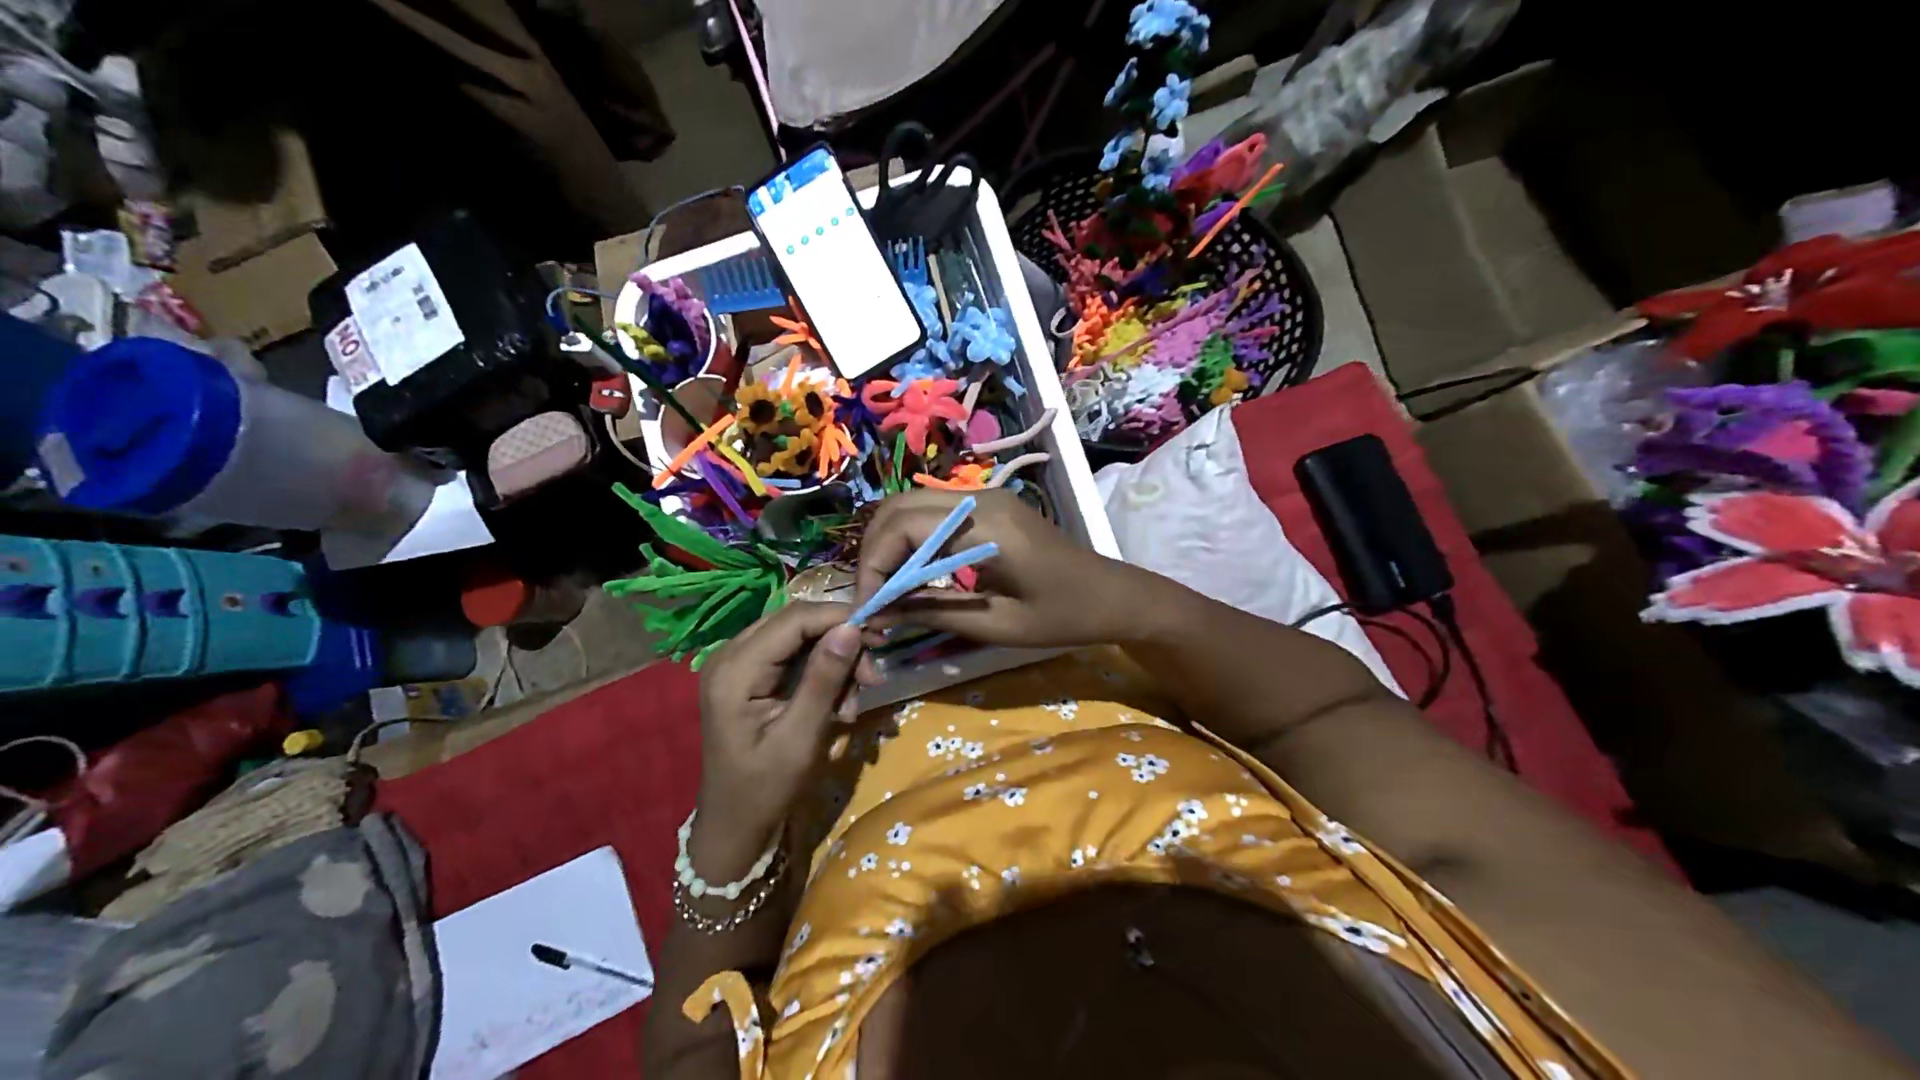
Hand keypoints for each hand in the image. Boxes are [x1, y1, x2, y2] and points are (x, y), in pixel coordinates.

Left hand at [693, 601, 879, 876]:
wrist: (733, 825)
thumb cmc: (765, 788)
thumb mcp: (800, 737)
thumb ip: (824, 679)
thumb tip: (852, 628)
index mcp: (735, 670)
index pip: (795, 619)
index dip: (840, 618)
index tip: (881, 638)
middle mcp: (729, 654)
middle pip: (796, 622)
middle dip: (840, 641)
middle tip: (872, 677)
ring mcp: (735, 663)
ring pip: (798, 637)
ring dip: (834, 659)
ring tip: (855, 701)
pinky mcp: (747, 674)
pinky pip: (791, 655)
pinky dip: (820, 671)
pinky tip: (838, 702)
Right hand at [855, 489, 1139, 648]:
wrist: (1113, 595)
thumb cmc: (1063, 616)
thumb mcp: (995, 624)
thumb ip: (932, 612)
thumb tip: (876, 616)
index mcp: (985, 527)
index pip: (903, 528)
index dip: (874, 566)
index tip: (868, 609)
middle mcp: (979, 499)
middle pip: (897, 507)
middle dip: (874, 552)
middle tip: (872, 598)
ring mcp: (984, 498)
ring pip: (910, 505)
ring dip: (889, 543)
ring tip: (887, 589)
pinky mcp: (988, 506)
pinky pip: (932, 512)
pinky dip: (910, 539)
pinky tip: (913, 573)